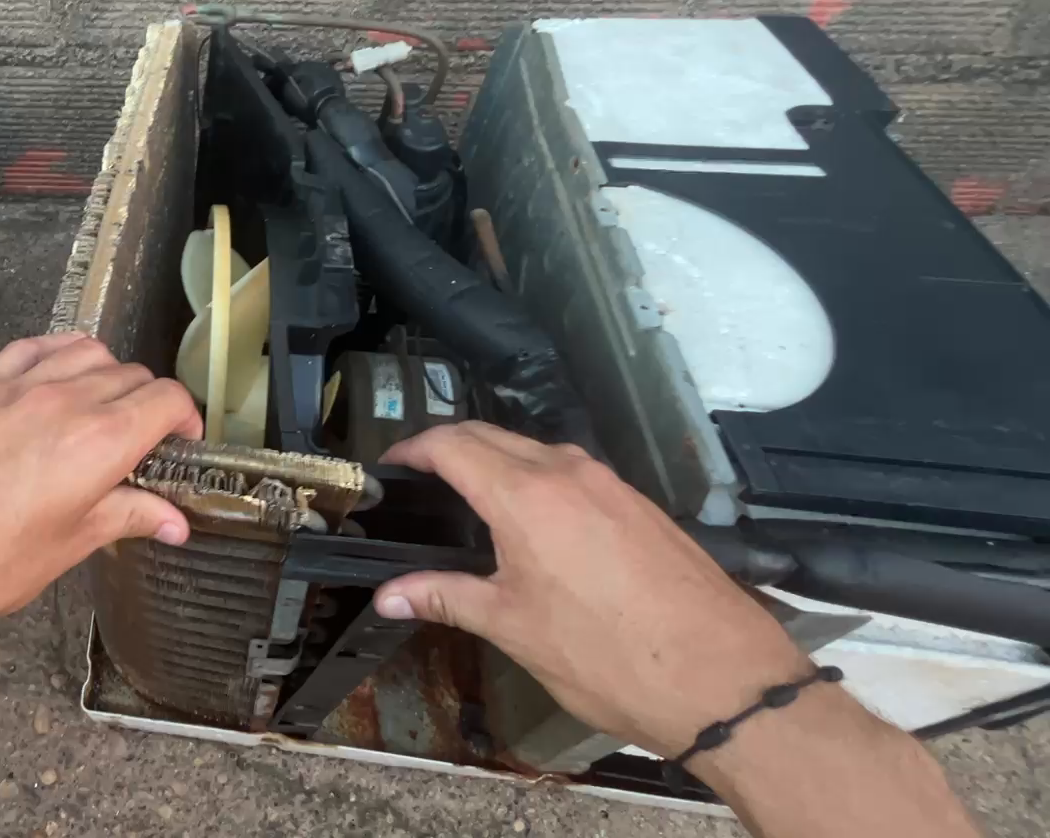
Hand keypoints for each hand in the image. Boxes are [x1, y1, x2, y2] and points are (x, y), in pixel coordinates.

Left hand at [0, 332, 200, 630]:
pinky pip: (34, 346)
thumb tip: (177, 522)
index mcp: (98, 441)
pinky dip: (59, 353)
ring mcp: (20, 385)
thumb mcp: (70, 545)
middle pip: (132, 375)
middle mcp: (66, 399)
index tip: (181, 442)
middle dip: (150, 403)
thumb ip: (130, 515)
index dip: (185, 418)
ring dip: (109, 374)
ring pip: (89, 351)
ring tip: (103, 407)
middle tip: (142, 440)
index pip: (166, 399)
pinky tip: (60, 374)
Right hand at [371, 421, 812, 756]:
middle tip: (419, 473)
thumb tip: (385, 597)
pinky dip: (532, 471)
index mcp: (523, 496)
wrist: (734, 686)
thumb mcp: (512, 627)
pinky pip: (568, 467)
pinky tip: (533, 512)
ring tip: (468, 490)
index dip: (411, 447)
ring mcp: (609, 483)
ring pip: (531, 445)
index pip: (449, 445)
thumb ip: (443, 597)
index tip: (390, 464)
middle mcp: (564, 472)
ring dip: (491, 454)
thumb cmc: (606, 655)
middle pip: (487, 433)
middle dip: (445, 443)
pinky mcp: (639, 503)